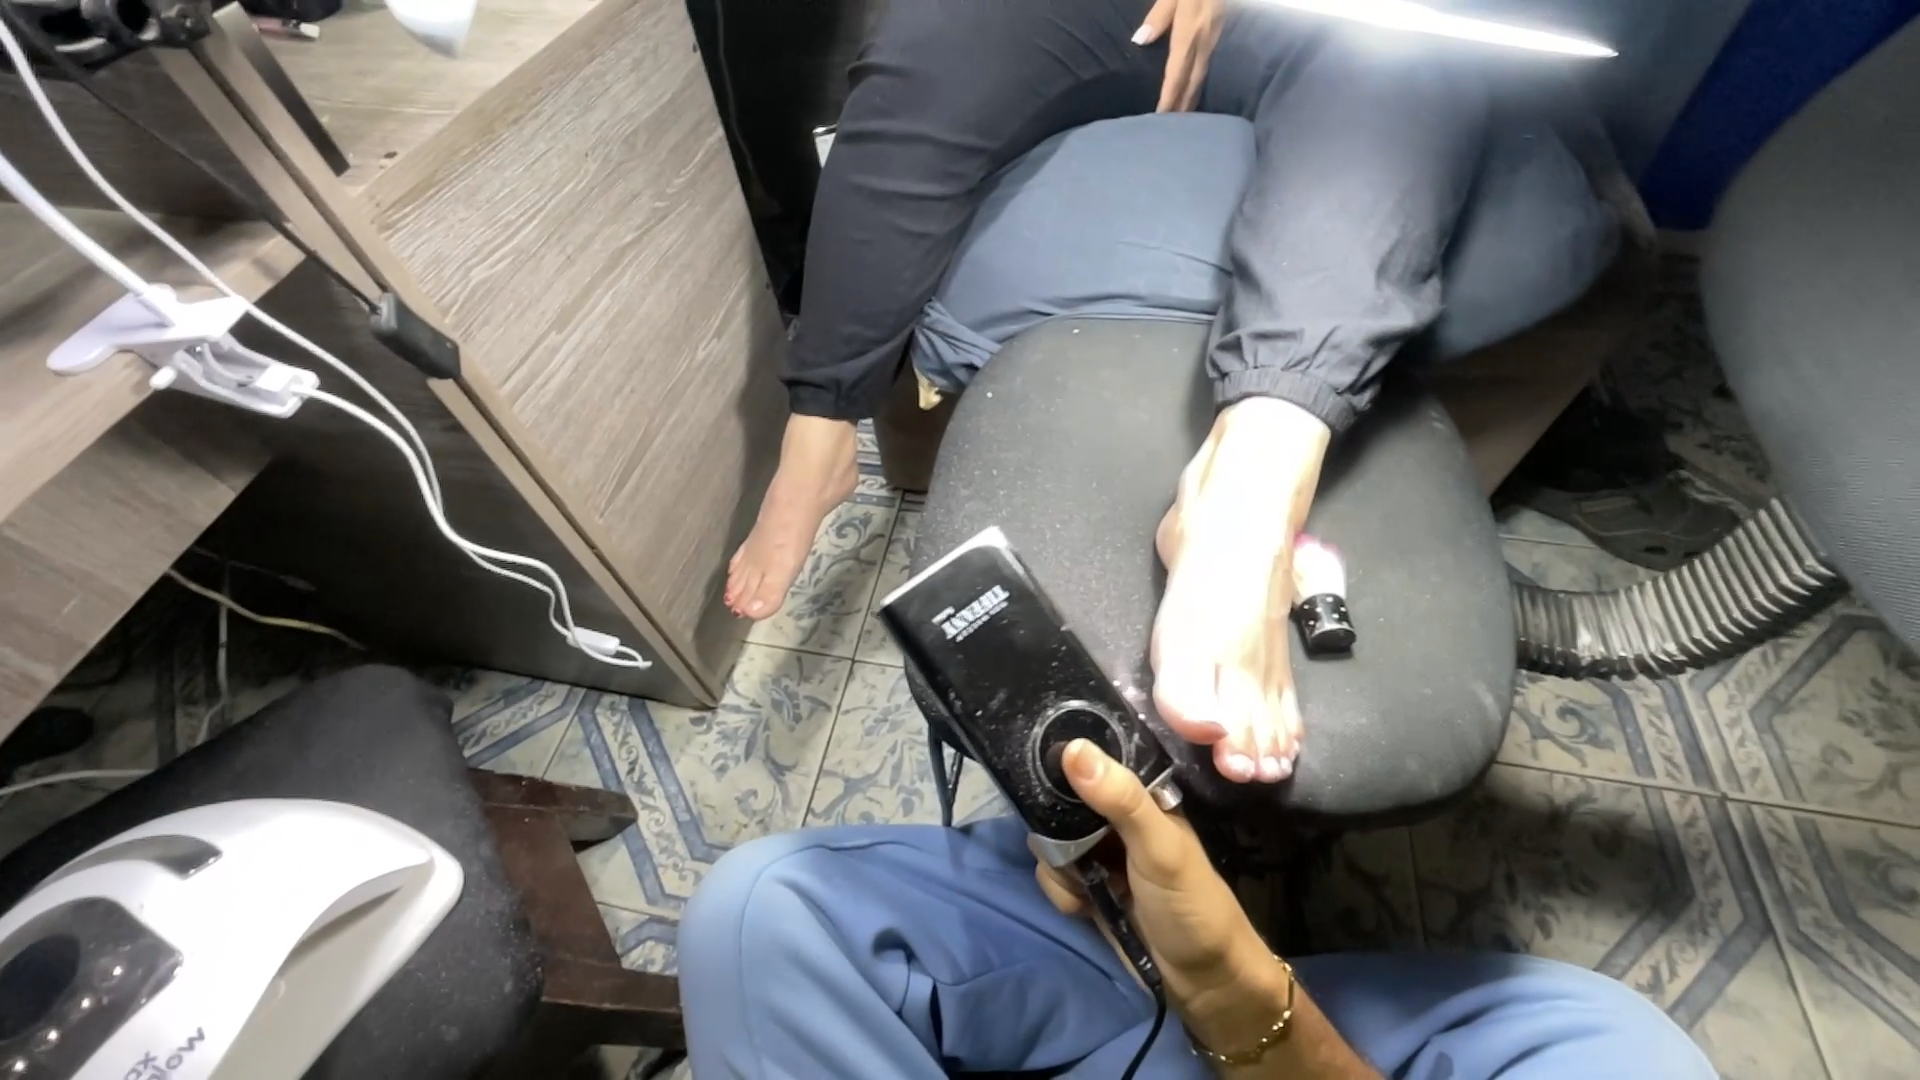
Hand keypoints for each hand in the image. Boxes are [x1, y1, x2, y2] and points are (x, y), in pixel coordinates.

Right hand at [1033, 740, 1283, 1041]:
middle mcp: (1114, 815)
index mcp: (1138, 793)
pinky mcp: (1085, 884)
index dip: (1064, 765)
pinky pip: (1051, 874)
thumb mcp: (1159, 847)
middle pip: (1060, 801)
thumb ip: (1121, 799)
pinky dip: (1060, 891)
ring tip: (1086, 886)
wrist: (1203, 982)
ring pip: (1050, 840)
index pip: (1090, 759)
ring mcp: (1098, 851)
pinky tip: (1083, 906)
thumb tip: (1073, 748)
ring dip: (1060, 867)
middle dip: (1057, 830)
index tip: (1046, 781)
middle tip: (1078, 853)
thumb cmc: (1190, 904)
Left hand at [1134, 0, 1225, 112]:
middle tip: (1171, 131)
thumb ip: (1160, 15)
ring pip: (1202, 73)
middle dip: (1182, 107)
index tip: (1159, 118)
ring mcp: (1216, 33)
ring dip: (1192, 97)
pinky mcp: (1221, 27)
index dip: (1168, 98)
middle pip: (1192, 81)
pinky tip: (1194, 87)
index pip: (1177, 73)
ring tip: (1182, 117)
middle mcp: (1206, 37)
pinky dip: (1198, 80)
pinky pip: (1207, 62)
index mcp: (1191, 30)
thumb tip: (1140, 41)